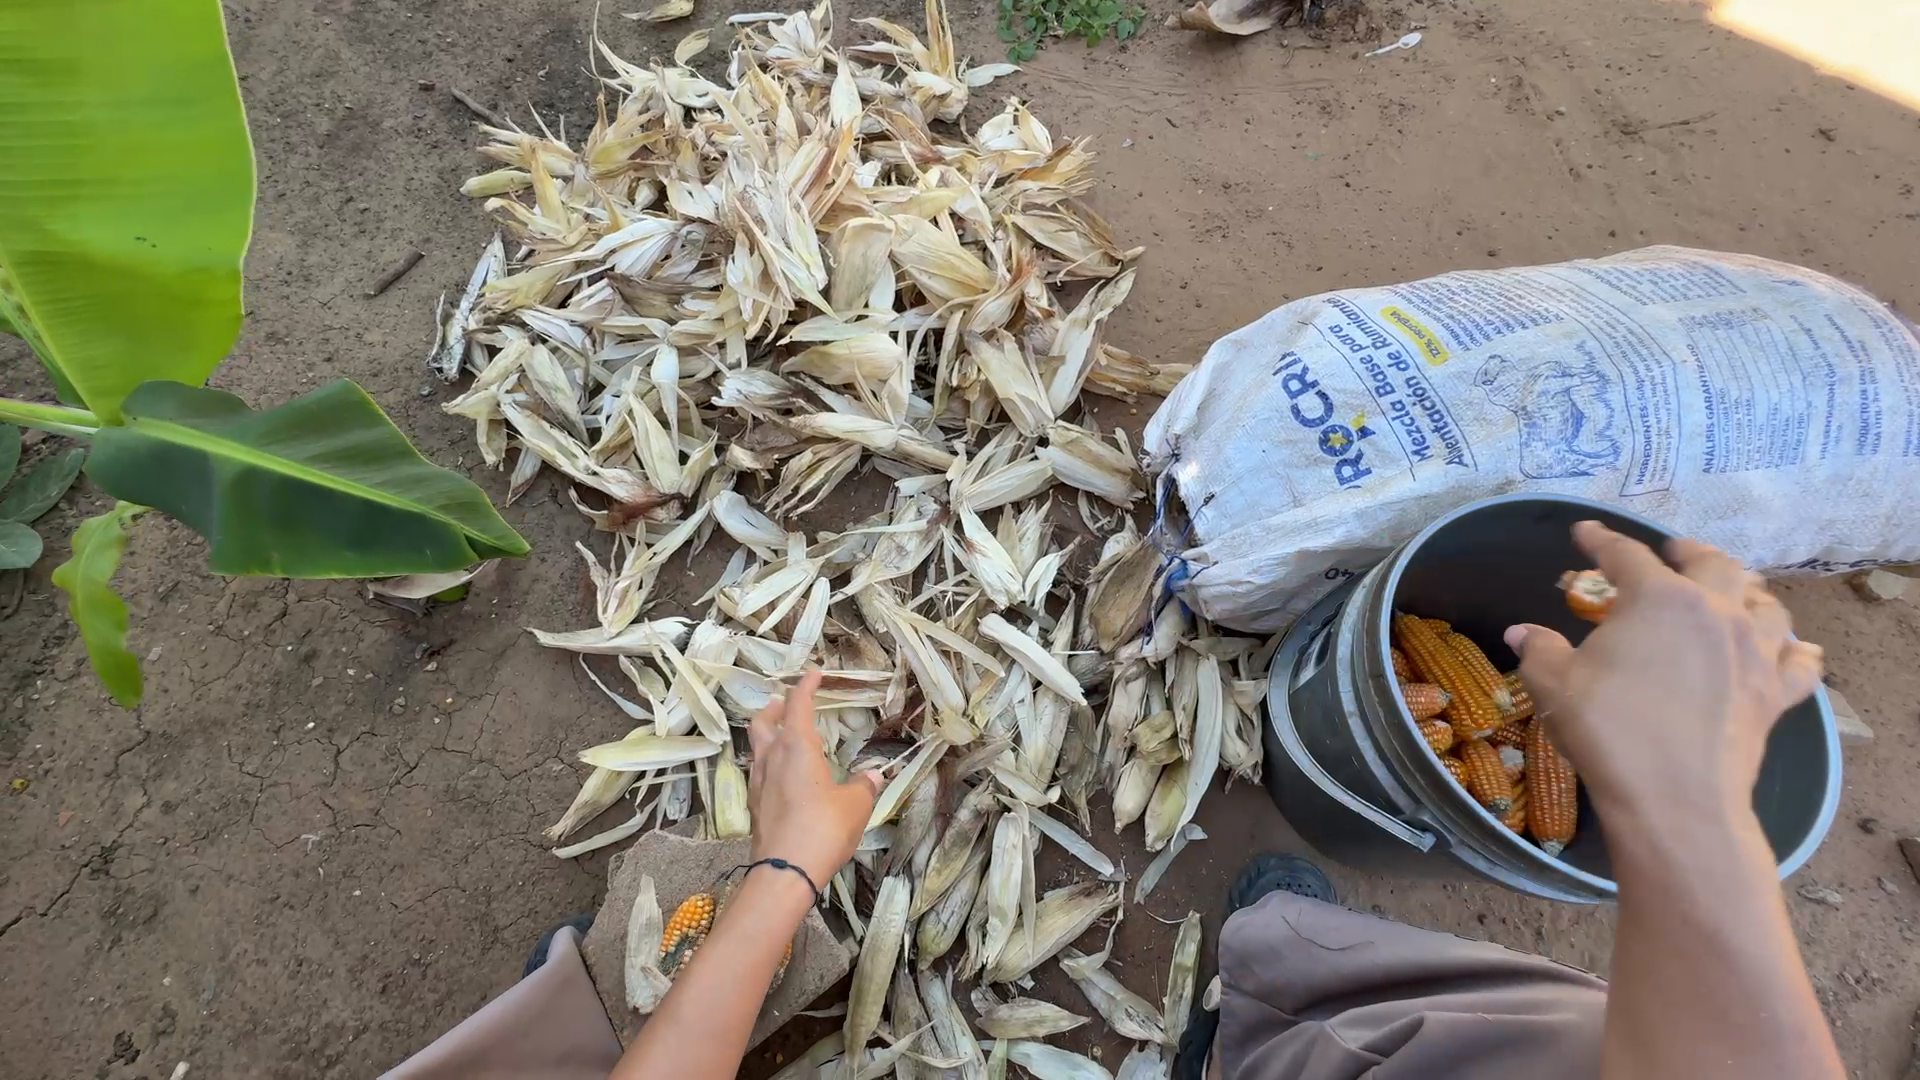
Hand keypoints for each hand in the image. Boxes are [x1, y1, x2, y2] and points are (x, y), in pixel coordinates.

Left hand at [746, 671, 881, 891]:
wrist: (784, 873)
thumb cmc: (823, 828)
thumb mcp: (855, 805)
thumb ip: (864, 786)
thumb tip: (873, 775)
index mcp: (797, 746)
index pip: (798, 703)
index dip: (807, 686)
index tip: (815, 673)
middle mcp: (772, 757)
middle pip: (763, 720)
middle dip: (775, 707)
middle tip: (785, 703)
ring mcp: (758, 781)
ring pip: (757, 746)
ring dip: (768, 734)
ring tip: (783, 736)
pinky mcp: (754, 805)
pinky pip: (758, 771)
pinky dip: (769, 761)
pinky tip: (782, 774)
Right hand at [1504, 521, 1822, 826]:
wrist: (1673, 794)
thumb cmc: (1605, 725)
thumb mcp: (1551, 680)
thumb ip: (1540, 648)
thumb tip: (1524, 633)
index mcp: (1659, 600)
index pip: (1626, 555)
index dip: (1599, 539)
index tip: (1584, 531)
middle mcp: (1718, 613)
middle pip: (1715, 564)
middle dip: (1688, 551)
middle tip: (1670, 551)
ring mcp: (1756, 653)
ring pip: (1767, 603)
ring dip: (1744, 590)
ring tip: (1728, 591)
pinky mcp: (1778, 694)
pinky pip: (1798, 658)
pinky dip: (1789, 645)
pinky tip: (1783, 646)